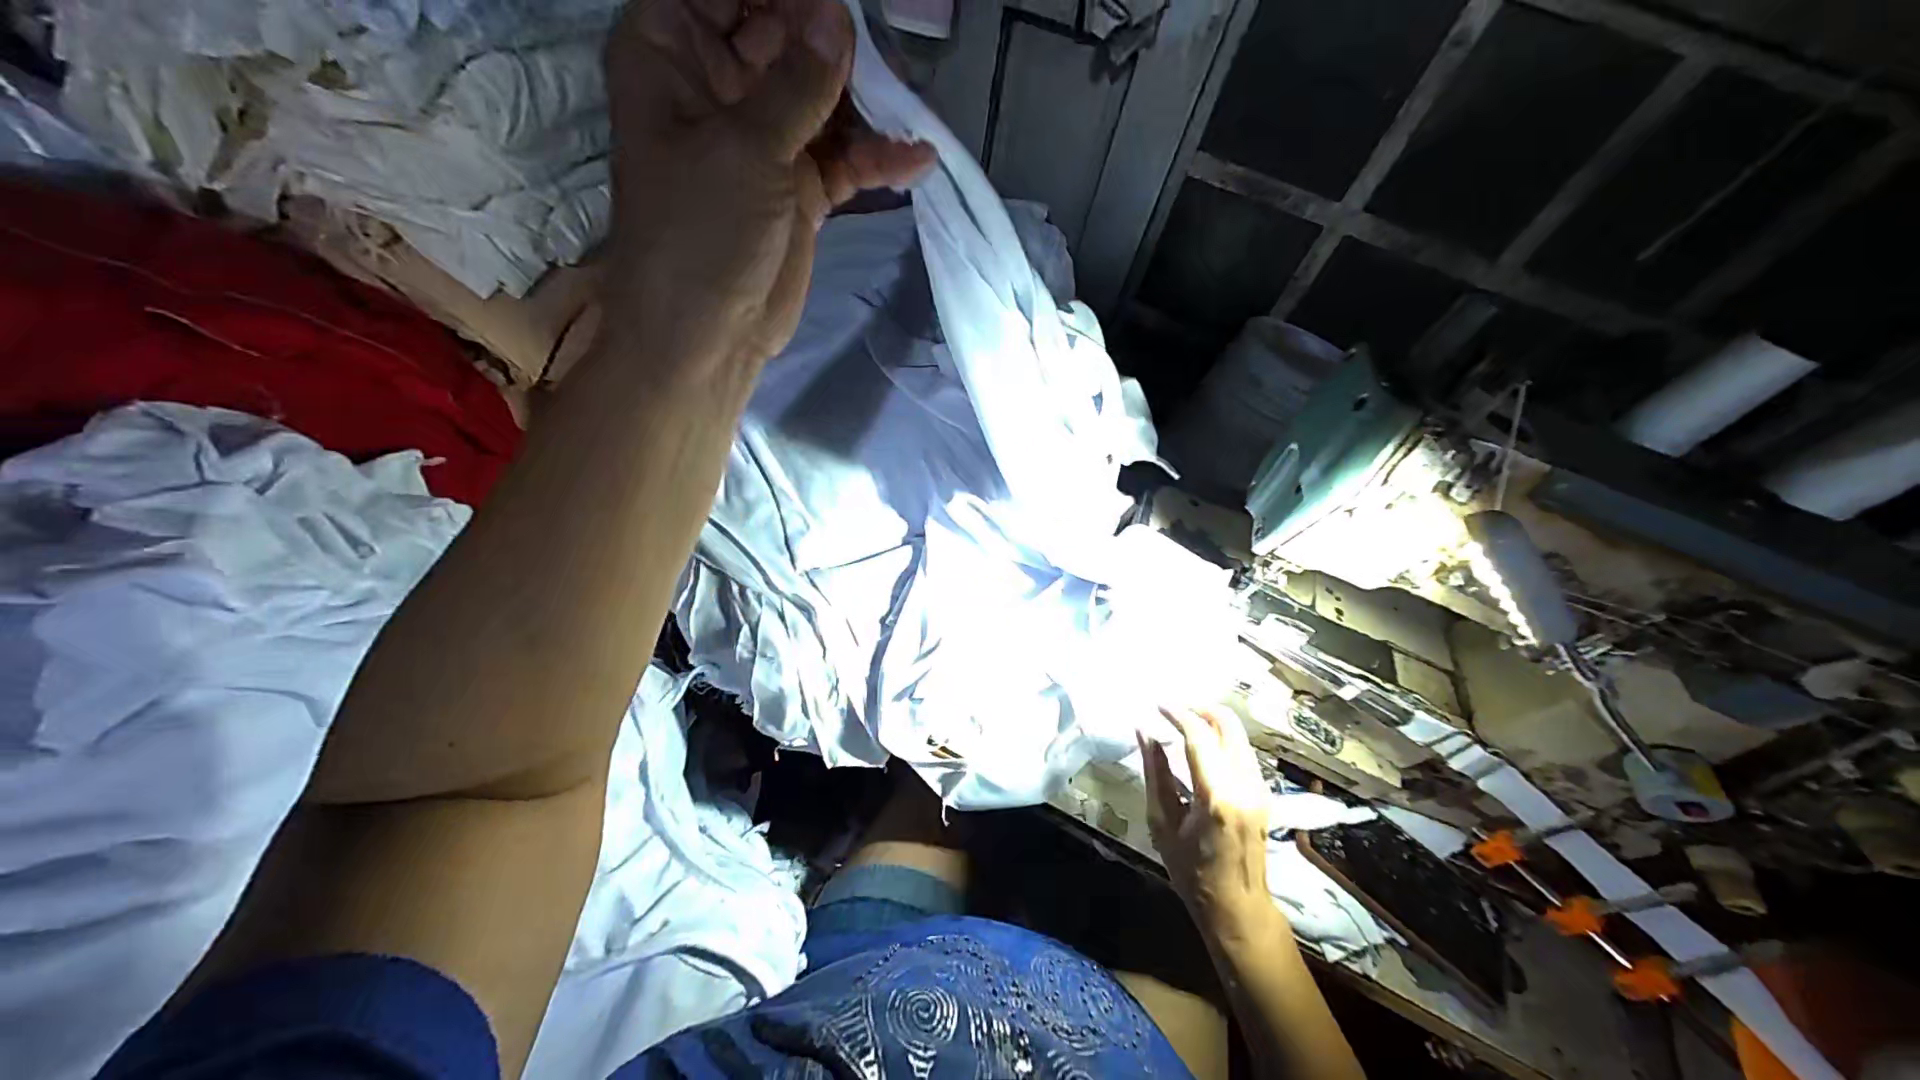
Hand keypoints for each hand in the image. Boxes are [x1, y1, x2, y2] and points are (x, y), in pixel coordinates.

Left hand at [603, 0, 934, 375]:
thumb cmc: (700, 234)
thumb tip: (839, 17)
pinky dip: (875, 160)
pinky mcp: (799, 188)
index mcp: (672, 52)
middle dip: (833, 40)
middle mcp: (718, 86)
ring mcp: (764, 141)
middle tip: (881, 54)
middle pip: (783, 34)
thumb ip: (797, 83)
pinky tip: (916, 160)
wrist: (706, 339)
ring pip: (821, 97)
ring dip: (865, 102)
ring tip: (908, 106)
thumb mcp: (745, 148)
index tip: (837, 7)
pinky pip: (843, 159)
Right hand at [1139, 707, 1276, 938]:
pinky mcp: (1264, 793)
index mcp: (1217, 796)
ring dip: (1210, 723)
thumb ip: (1155, 772)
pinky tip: (1199, 748)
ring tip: (1181, 726)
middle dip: (1198, 709)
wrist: (1238, 907)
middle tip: (1171, 711)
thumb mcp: (1162, 823)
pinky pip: (1242, 751)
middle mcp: (1245, 785)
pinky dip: (1220, 739)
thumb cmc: (1192, 872)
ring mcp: (1260, 788)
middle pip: (1228, 724)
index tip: (1156, 705)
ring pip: (1238, 734)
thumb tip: (1144, 732)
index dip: (1177, 713)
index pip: (1199, 736)